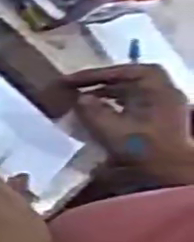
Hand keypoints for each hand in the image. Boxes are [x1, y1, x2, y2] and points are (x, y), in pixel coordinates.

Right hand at [64, 64, 193, 185]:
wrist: (169, 169)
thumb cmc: (141, 149)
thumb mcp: (112, 131)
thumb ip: (94, 112)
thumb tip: (80, 98)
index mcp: (160, 94)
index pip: (135, 72)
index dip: (103, 72)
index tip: (71, 80)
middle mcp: (165, 95)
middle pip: (135, 77)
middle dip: (102, 78)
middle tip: (72, 84)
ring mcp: (162, 106)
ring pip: (133, 88)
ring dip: (104, 88)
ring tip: (77, 95)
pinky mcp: (155, 116)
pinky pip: (131, 100)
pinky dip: (110, 99)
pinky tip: (92, 107)